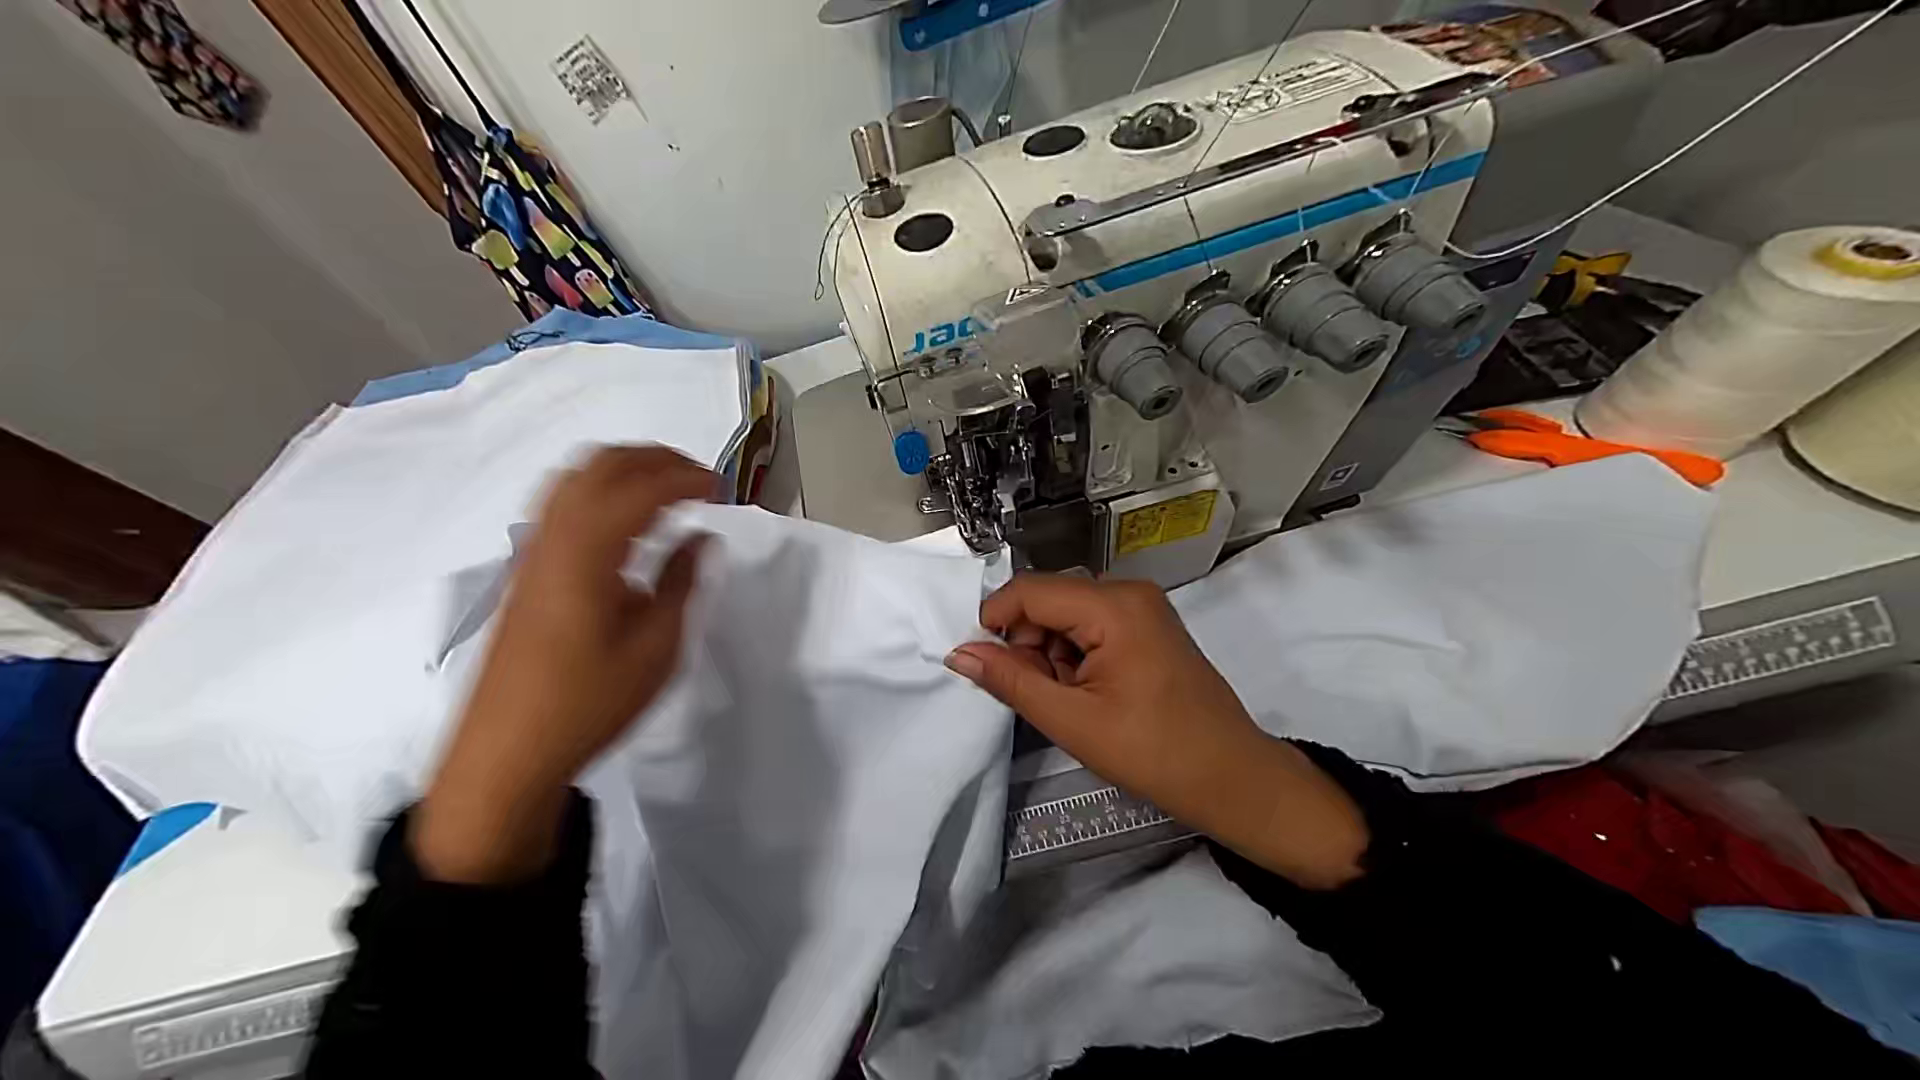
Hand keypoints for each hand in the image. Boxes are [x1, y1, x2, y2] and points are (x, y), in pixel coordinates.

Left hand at [413, 446, 714, 882]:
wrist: (507, 753)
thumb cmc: (590, 702)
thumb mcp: (657, 648)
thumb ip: (681, 582)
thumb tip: (700, 538)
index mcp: (588, 552)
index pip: (641, 488)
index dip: (686, 478)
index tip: (722, 489)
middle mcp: (553, 536)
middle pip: (601, 464)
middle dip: (656, 459)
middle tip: (699, 479)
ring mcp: (532, 550)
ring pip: (575, 477)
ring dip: (625, 469)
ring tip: (666, 490)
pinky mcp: (525, 569)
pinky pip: (561, 502)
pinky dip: (599, 489)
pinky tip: (624, 522)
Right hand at [945, 575, 1367, 888]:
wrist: (1232, 779)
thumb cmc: (1153, 752)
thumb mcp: (1071, 720)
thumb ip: (1010, 680)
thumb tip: (959, 652)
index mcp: (1113, 605)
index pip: (1030, 591)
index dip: (995, 621)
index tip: (983, 664)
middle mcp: (1129, 591)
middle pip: (1050, 599)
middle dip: (1027, 642)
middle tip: (1036, 693)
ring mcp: (1143, 606)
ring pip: (1067, 613)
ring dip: (1050, 651)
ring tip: (1067, 699)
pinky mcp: (1149, 625)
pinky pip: (1092, 624)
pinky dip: (1075, 653)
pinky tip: (1087, 691)